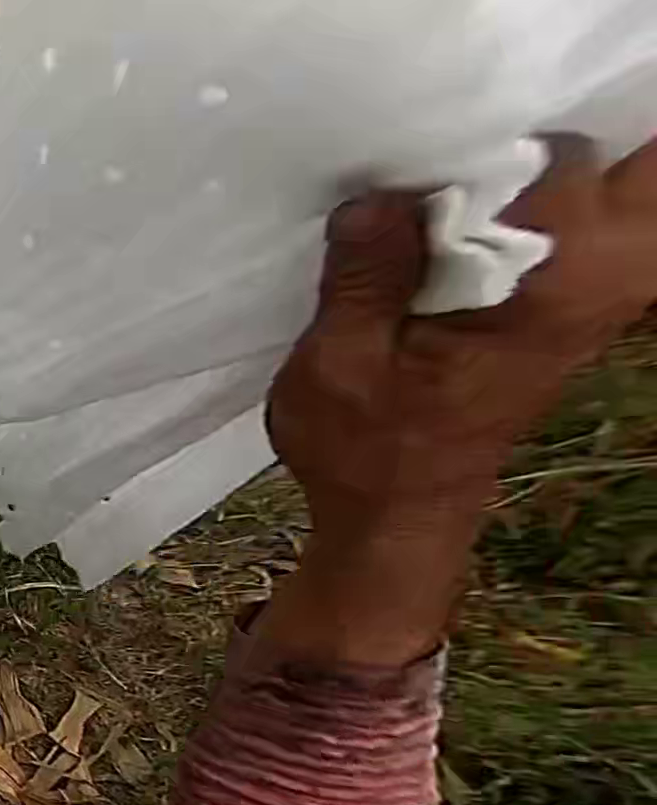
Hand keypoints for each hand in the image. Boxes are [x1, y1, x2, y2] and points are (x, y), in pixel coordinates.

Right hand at [260, 134, 656, 665]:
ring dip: (522, 175)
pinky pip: (586, 210)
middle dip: (518, 151)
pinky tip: (448, 222)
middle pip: (613, 152)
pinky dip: (527, 201)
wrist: (400, 501)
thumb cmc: (360, 443)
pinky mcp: (587, 291)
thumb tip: (376, 195)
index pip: (547, 164)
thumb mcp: (335, 365)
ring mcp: (615, 278)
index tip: (391, 171)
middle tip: (420, 176)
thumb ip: (365, 277)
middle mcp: (621, 268)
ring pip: (612, 174)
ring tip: (427, 197)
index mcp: (559, 286)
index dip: (465, 156)